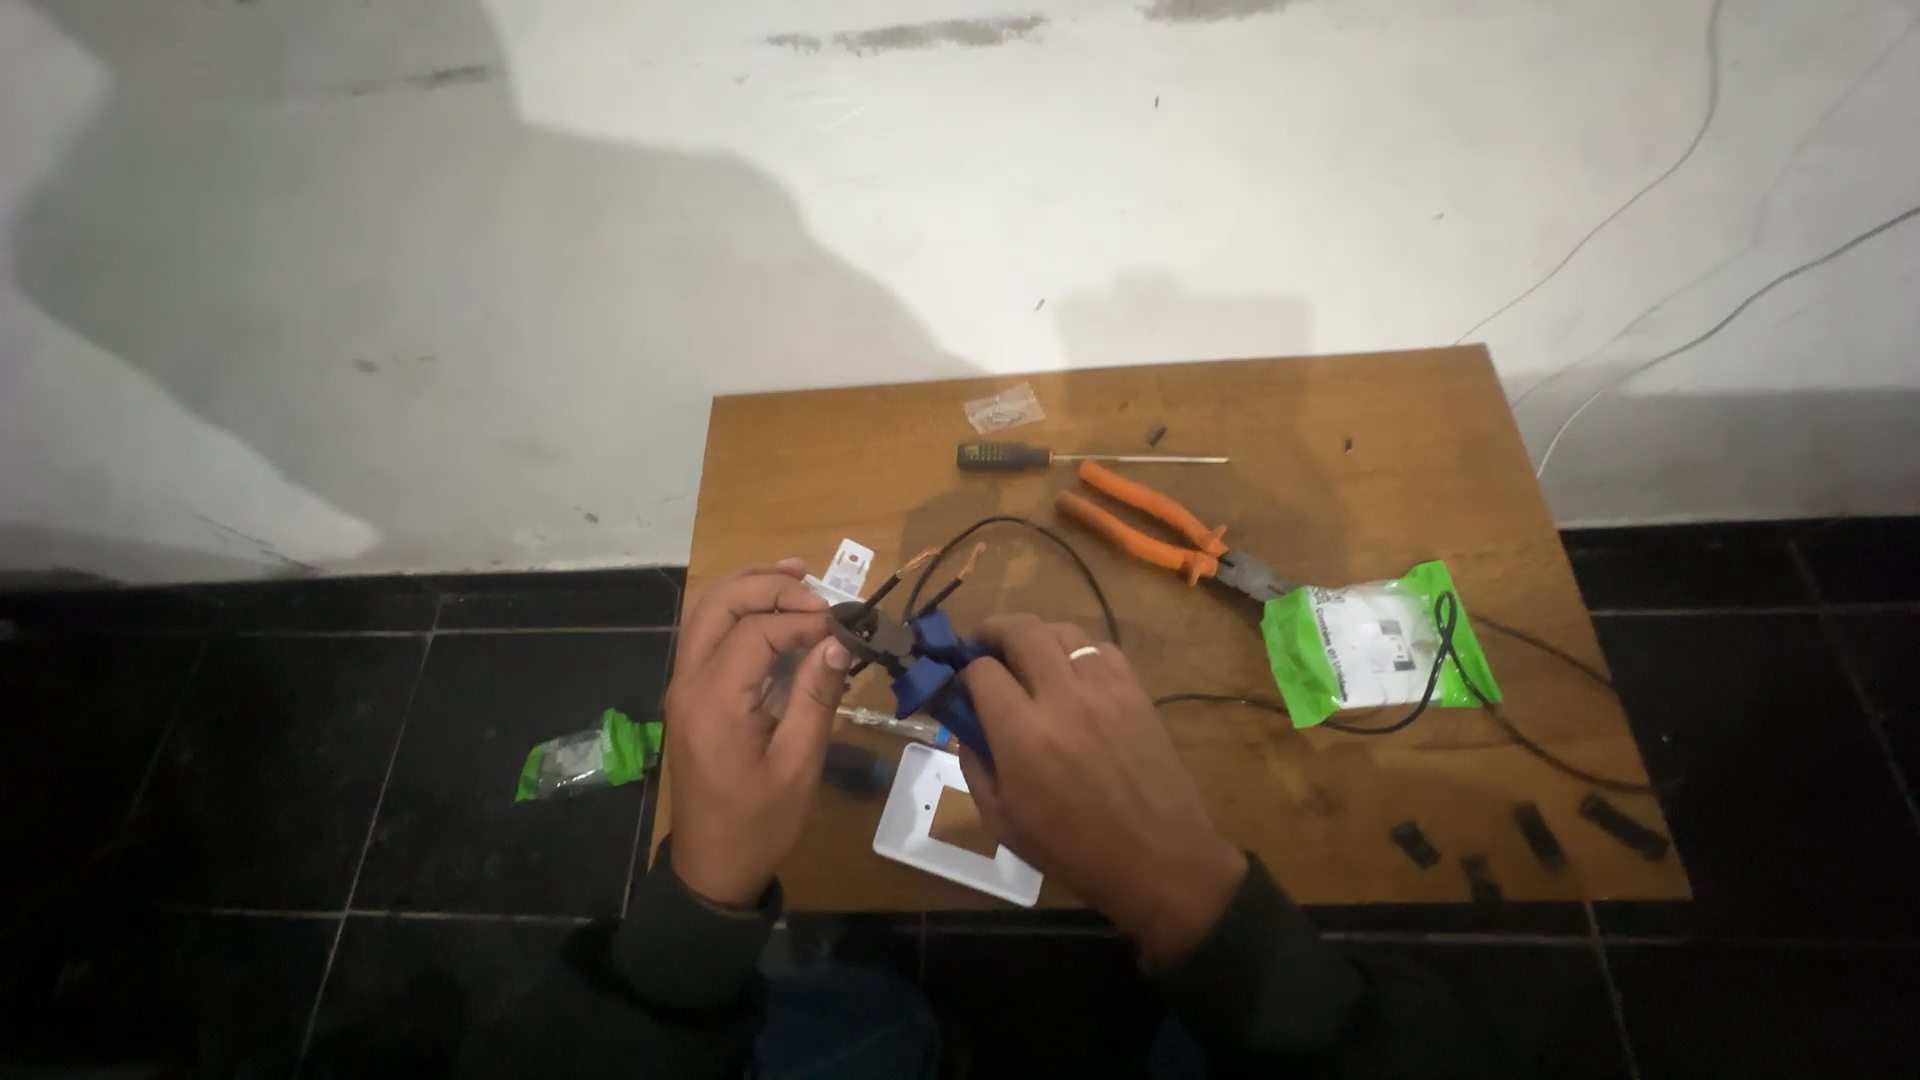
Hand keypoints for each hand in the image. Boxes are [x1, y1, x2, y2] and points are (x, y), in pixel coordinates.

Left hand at [664, 560, 851, 906]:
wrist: (712, 866)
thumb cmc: (760, 822)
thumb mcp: (799, 764)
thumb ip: (816, 696)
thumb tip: (839, 641)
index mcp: (715, 702)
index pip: (755, 632)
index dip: (801, 619)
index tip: (841, 627)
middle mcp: (688, 682)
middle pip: (718, 604)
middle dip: (768, 586)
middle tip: (817, 590)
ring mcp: (683, 684)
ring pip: (705, 610)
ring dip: (748, 586)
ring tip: (795, 574)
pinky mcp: (690, 691)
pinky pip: (705, 631)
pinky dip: (737, 608)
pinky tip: (771, 606)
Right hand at [959, 615, 1247, 963]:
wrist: (1159, 862)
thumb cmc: (1073, 851)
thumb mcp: (1001, 822)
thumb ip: (974, 764)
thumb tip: (966, 722)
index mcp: (1022, 734)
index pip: (981, 670)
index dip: (962, 671)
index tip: (960, 683)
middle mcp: (1062, 698)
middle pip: (1021, 630)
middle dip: (992, 630)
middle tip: (983, 646)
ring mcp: (1104, 690)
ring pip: (1062, 630)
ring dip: (1036, 636)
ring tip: (1027, 656)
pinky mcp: (1135, 692)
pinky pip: (1100, 648)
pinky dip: (1078, 652)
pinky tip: (1073, 674)